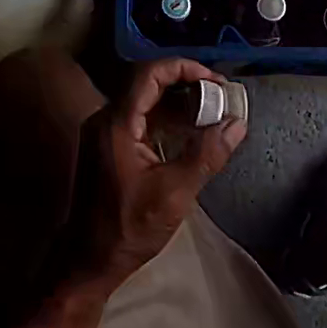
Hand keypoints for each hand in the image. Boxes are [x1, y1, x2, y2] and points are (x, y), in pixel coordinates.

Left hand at [71, 59, 247, 293]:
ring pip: (145, 100)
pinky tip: (191, 129)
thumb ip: (206, 154)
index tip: (214, 80)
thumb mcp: (174, 193)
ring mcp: (105, 132)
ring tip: (213, 109)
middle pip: (147, 82)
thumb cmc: (129, 227)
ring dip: (178, 100)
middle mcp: (106, 119)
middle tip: (219, 94)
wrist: (89, 260)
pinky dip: (167, 117)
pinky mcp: (109, 145)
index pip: (149, 74)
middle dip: (185, 82)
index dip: (183, 68)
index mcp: (116, 124)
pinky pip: (140, 118)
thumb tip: (237, 123)